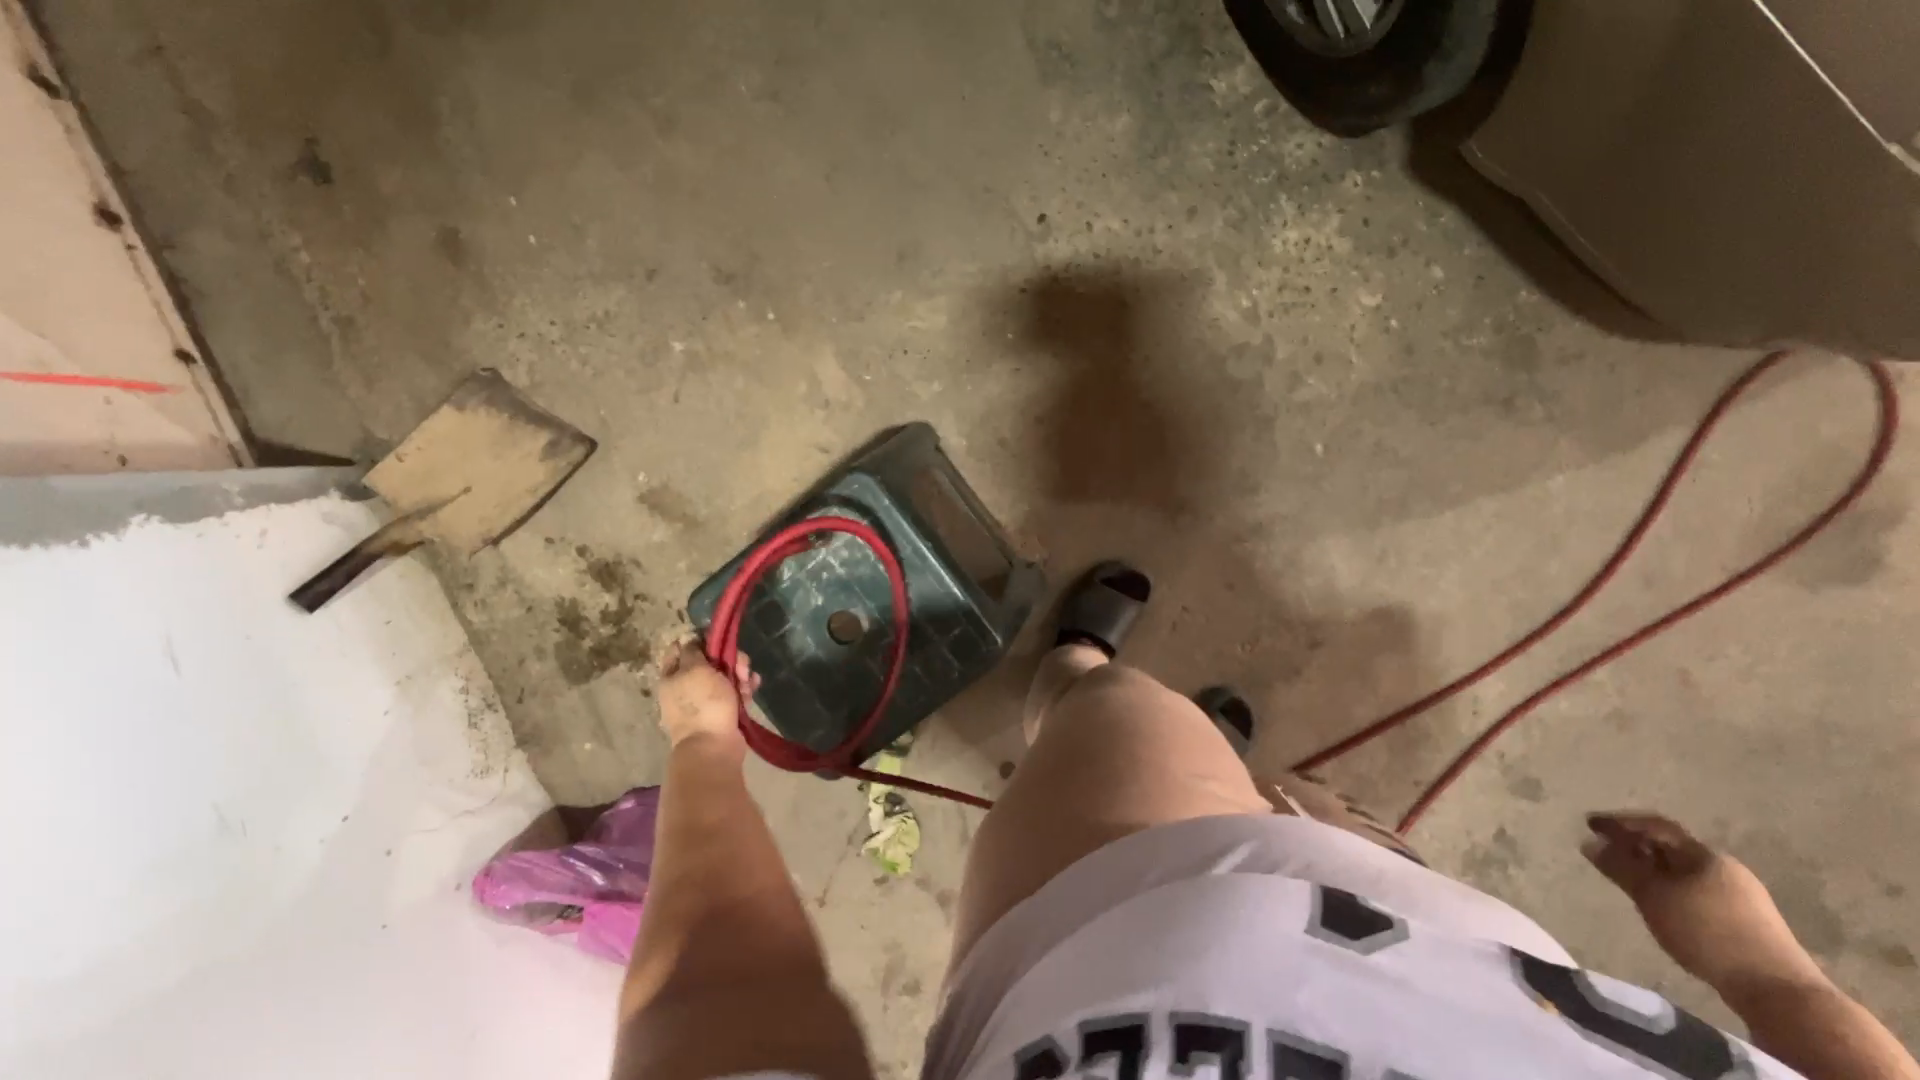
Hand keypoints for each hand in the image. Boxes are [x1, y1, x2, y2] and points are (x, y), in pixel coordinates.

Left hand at [656, 638, 757, 750]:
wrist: (714, 747)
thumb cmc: (703, 705)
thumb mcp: (695, 669)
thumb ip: (693, 650)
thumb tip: (690, 639)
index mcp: (672, 675)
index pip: (681, 647)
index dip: (701, 640)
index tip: (719, 641)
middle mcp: (686, 686)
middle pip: (709, 661)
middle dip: (729, 660)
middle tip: (740, 667)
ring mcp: (704, 701)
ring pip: (725, 676)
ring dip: (740, 675)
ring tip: (748, 684)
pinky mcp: (722, 712)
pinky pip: (734, 693)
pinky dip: (744, 690)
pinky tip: (752, 690)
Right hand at [1584, 812, 1828, 994]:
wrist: (1776, 987)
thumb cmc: (1707, 932)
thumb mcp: (1654, 898)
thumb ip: (1622, 868)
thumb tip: (1590, 842)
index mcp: (1704, 855)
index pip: (1656, 826)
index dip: (1620, 822)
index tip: (1590, 823)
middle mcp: (1723, 867)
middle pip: (1672, 847)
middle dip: (1636, 844)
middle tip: (1605, 849)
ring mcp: (1739, 893)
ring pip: (1685, 870)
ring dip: (1653, 867)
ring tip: (1627, 877)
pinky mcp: (1745, 918)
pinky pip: (1697, 889)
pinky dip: (1671, 887)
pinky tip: (1662, 903)